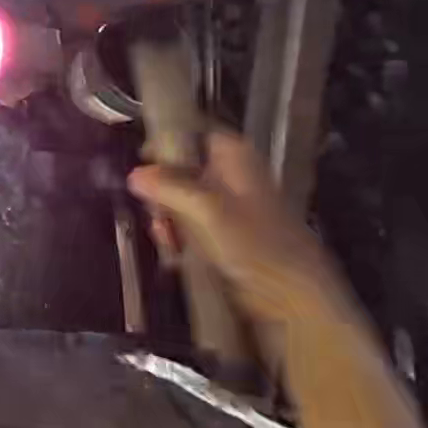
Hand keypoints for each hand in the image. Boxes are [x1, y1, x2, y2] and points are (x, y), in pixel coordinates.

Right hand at [128, 131, 341, 322]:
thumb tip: (134, 174)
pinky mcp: (224, 232)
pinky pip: (191, 223)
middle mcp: (229, 172)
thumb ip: (168, 188)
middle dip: (163, 191)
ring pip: (182, 198)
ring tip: (166, 239)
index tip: (142, 163)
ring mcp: (227, 203)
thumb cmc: (254, 243)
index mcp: (233, 154)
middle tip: (156, 214)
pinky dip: (180, 233)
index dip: (166, 143)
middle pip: (181, 168)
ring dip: (168, 217)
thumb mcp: (207, 210)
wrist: (293, 294)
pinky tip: (175, 251)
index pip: (191, 132)